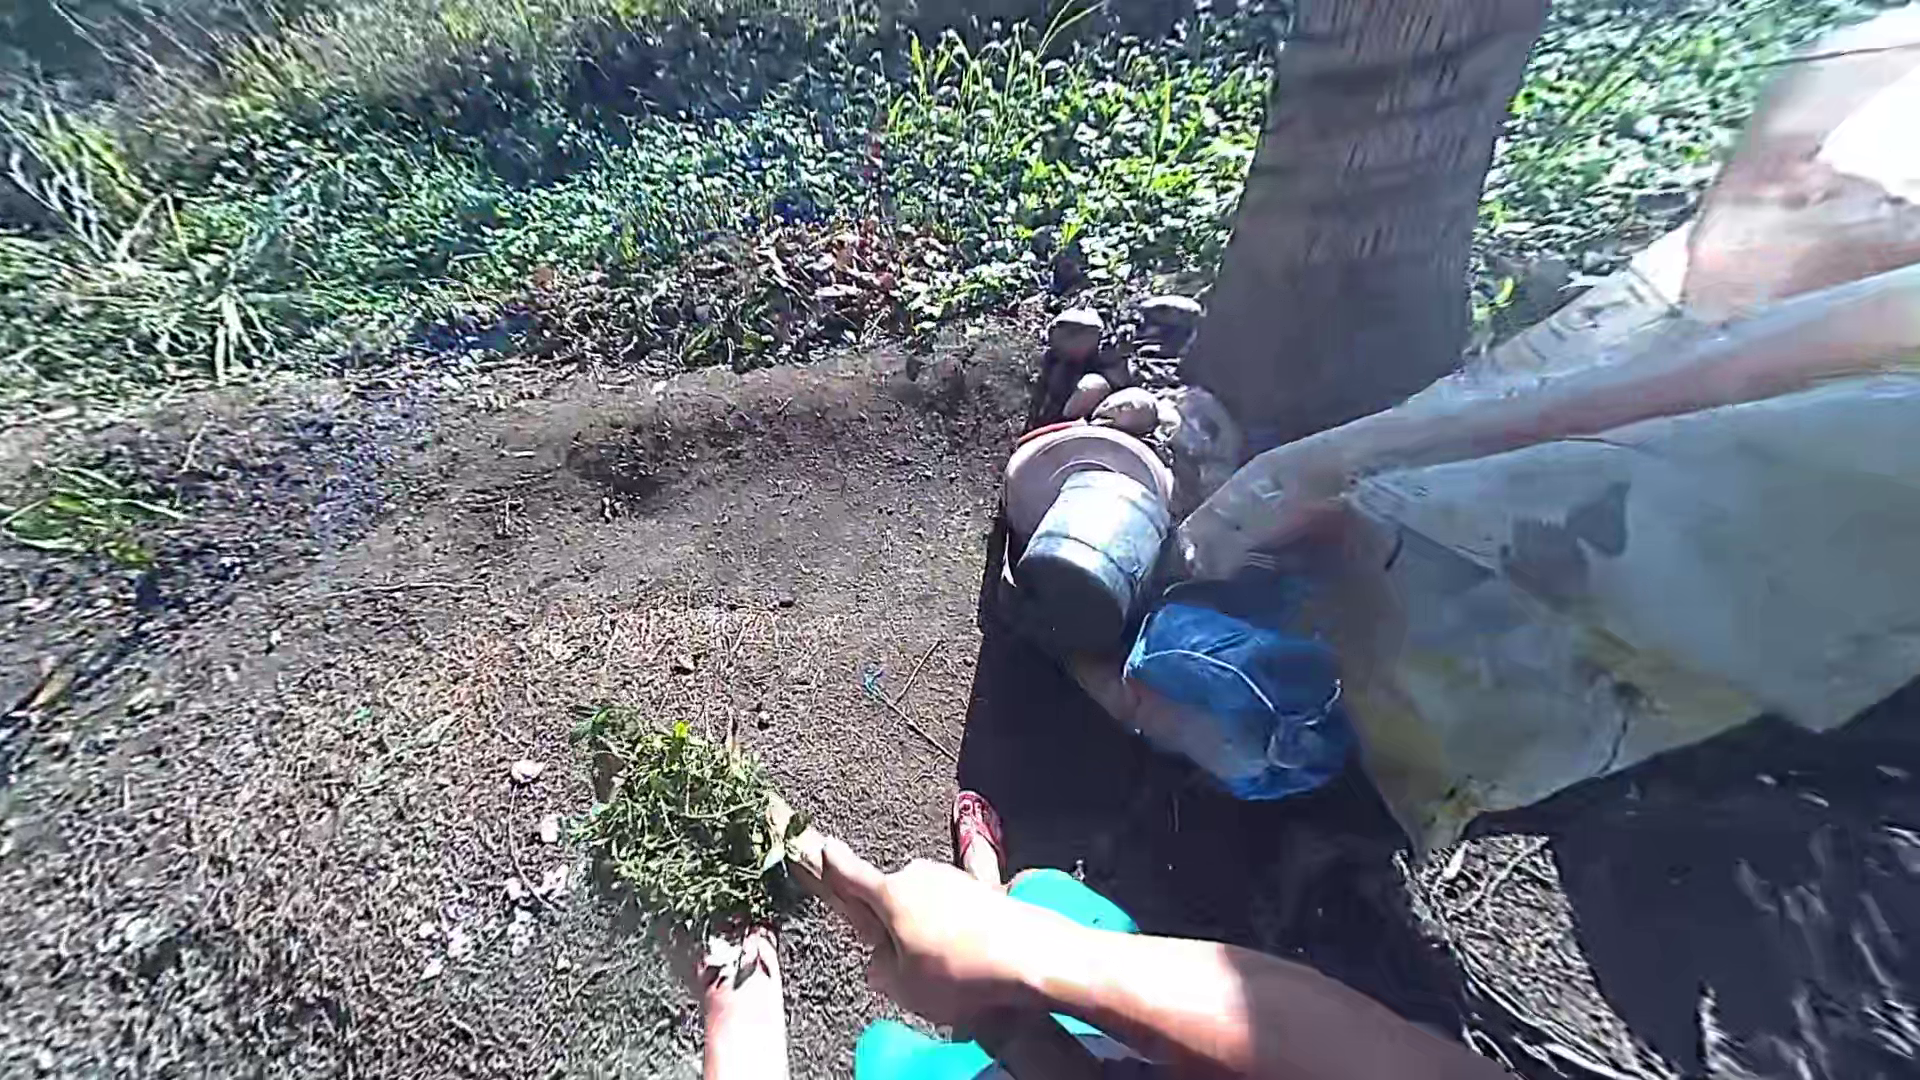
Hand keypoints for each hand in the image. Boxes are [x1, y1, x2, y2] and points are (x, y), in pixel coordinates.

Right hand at [819, 842, 1083, 1026]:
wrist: (1022, 951)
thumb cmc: (957, 971)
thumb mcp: (904, 986)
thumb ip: (880, 968)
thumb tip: (877, 958)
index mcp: (891, 894)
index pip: (853, 875)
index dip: (835, 863)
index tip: (825, 846)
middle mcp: (916, 874)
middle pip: (889, 895)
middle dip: (889, 922)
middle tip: (902, 960)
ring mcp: (946, 874)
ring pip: (920, 900)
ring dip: (922, 925)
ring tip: (943, 965)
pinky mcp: (971, 882)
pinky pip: (946, 903)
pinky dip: (947, 924)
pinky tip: (964, 954)